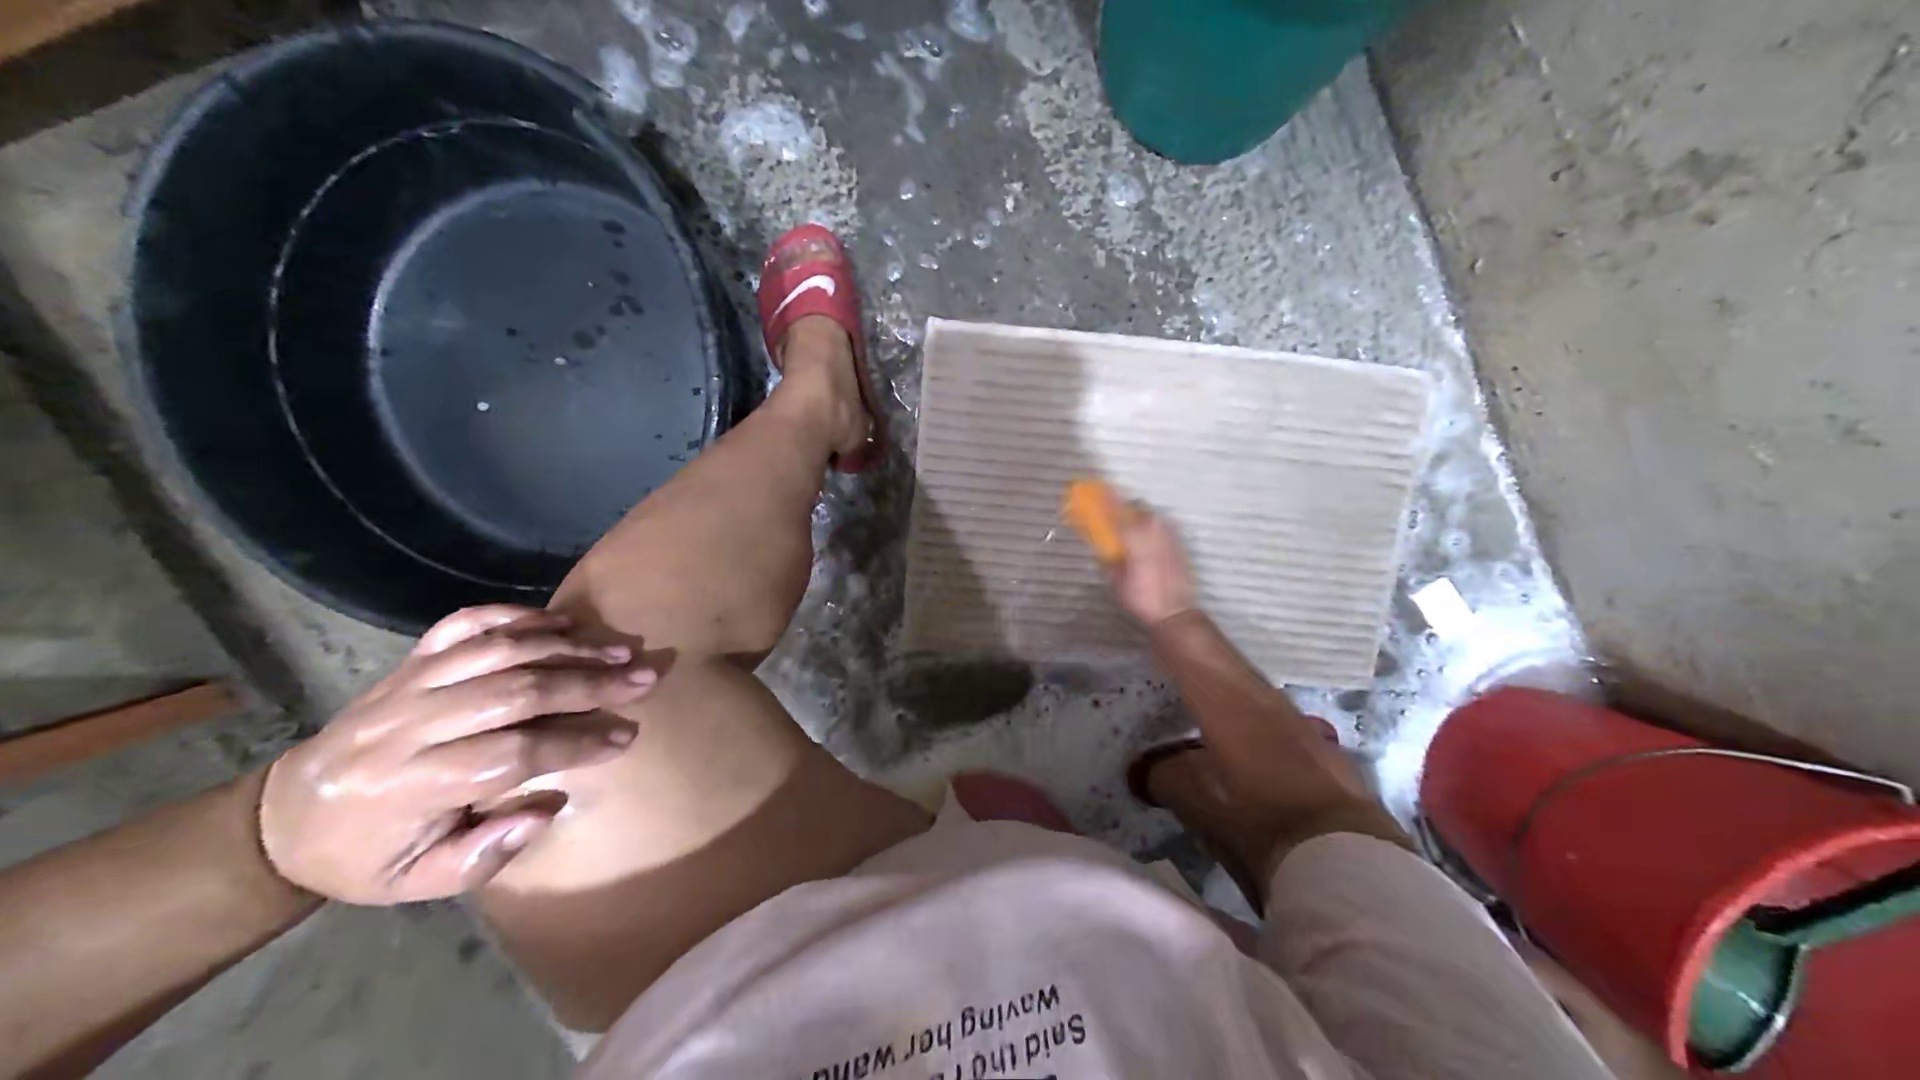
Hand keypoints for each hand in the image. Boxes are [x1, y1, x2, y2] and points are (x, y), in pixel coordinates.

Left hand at [258, 605, 655, 903]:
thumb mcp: (416, 883)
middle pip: (514, 691)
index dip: (576, 742)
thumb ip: (484, 856)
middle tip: (642, 678)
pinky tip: (559, 621)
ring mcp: (405, 685)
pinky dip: (515, 615)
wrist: (285, 818)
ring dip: (565, 645)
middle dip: (588, 682)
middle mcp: (407, 726)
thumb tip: (548, 808)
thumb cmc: (364, 857)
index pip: (512, 754)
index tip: (627, 737)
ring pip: (497, 650)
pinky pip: (463, 624)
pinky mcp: (406, 662)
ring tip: (617, 649)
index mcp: (410, 787)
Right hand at [1106, 504, 1197, 625]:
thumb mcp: (1117, 580)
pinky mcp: (1180, 544)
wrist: (1175, 612)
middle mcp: (1153, 532)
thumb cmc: (1143, 599)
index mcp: (1134, 538)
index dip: (1105, 500)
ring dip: (1140, 517)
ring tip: (1131, 528)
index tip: (1094, 493)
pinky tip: (1149, 540)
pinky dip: (1153, 529)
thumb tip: (1103, 550)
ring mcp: (1169, 536)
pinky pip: (1164, 527)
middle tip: (1114, 515)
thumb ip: (1109, 560)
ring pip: (1152, 516)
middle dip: (1125, 507)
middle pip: (1137, 507)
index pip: (1116, 511)